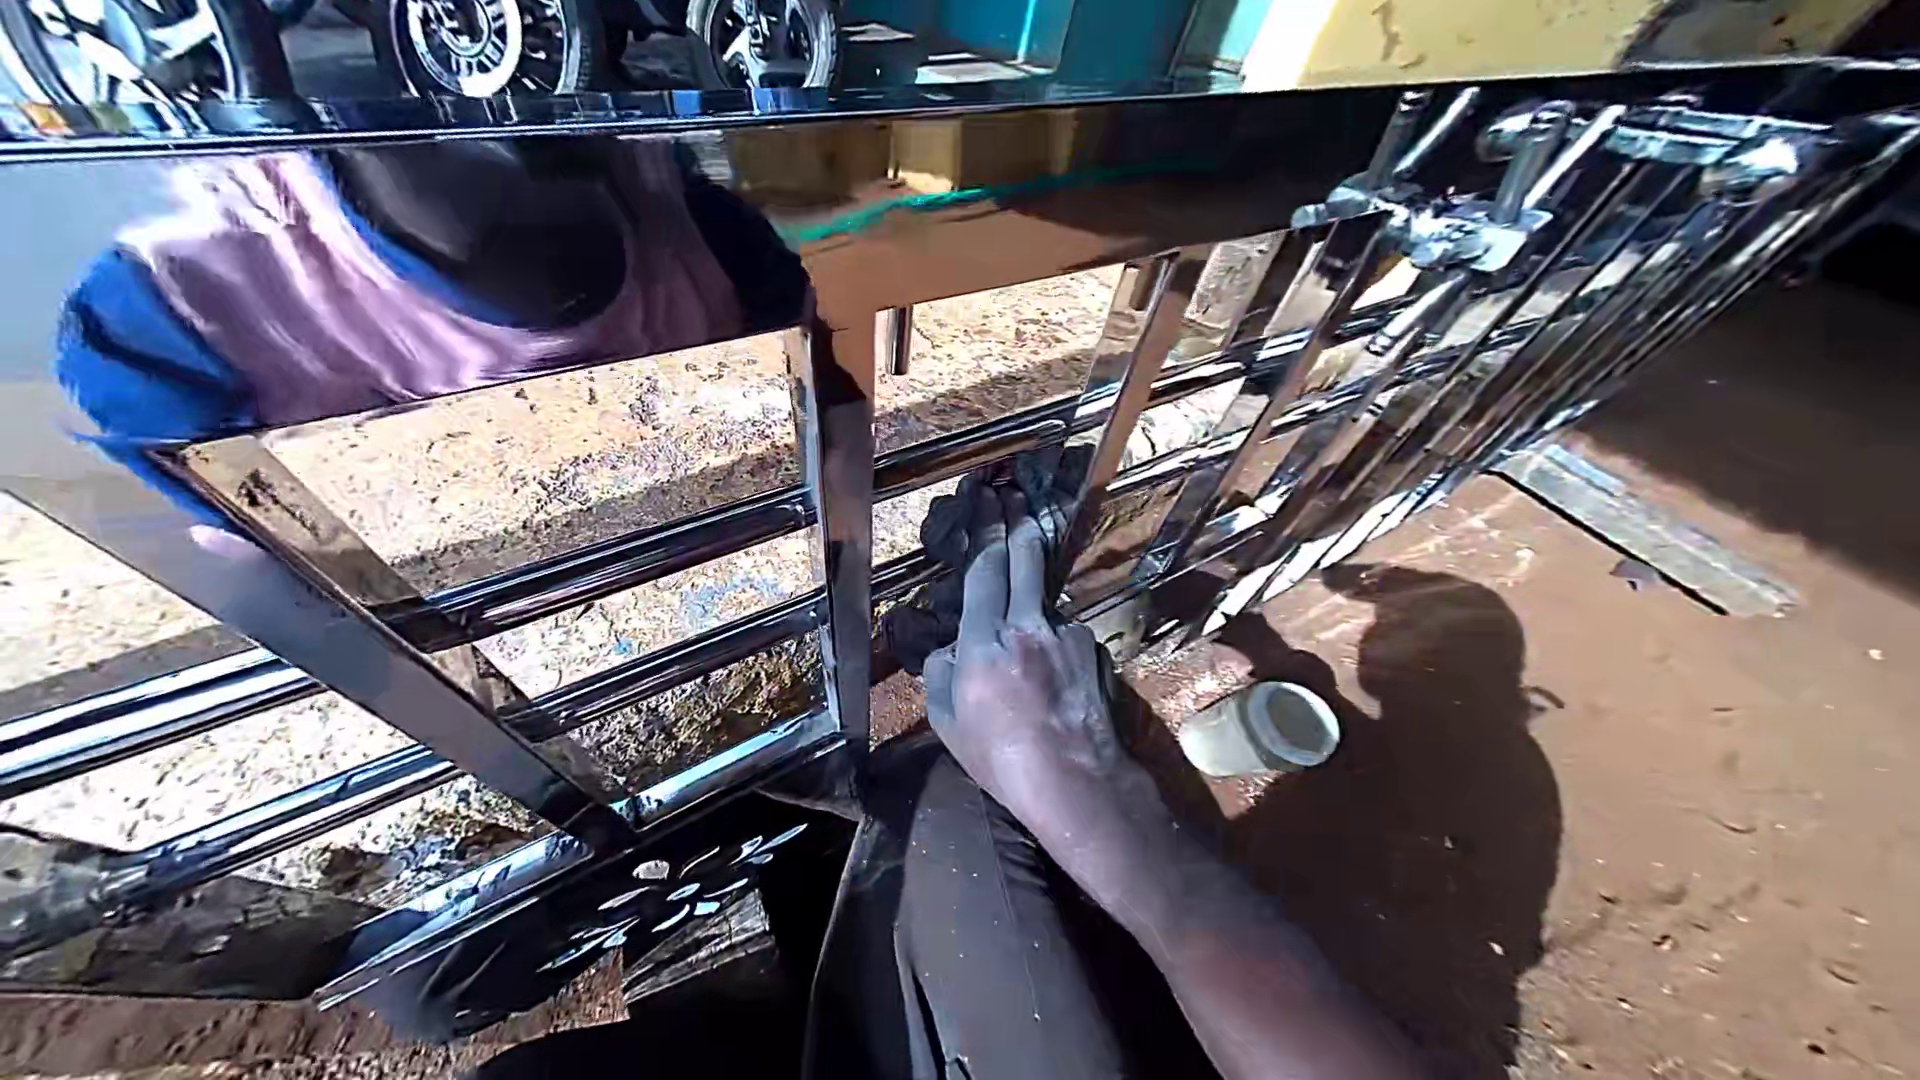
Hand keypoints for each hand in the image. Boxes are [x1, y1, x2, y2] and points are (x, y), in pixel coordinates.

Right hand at [923, 486, 1164, 882]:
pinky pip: (1062, 629)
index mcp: (983, 642)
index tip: (986, 501)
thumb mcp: (947, 720)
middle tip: (1013, 497)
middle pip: (1022, 561)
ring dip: (1033, 593)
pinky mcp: (1090, 648)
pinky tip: (1051, 668)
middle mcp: (1026, 626)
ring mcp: (1064, 634)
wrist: (1075, 779)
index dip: (985, 532)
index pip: (983, 572)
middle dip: (1016, 523)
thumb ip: (941, 672)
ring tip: (1023, 627)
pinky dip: (1051, 636)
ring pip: (1043, 598)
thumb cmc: (1000, 756)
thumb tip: (951, 646)